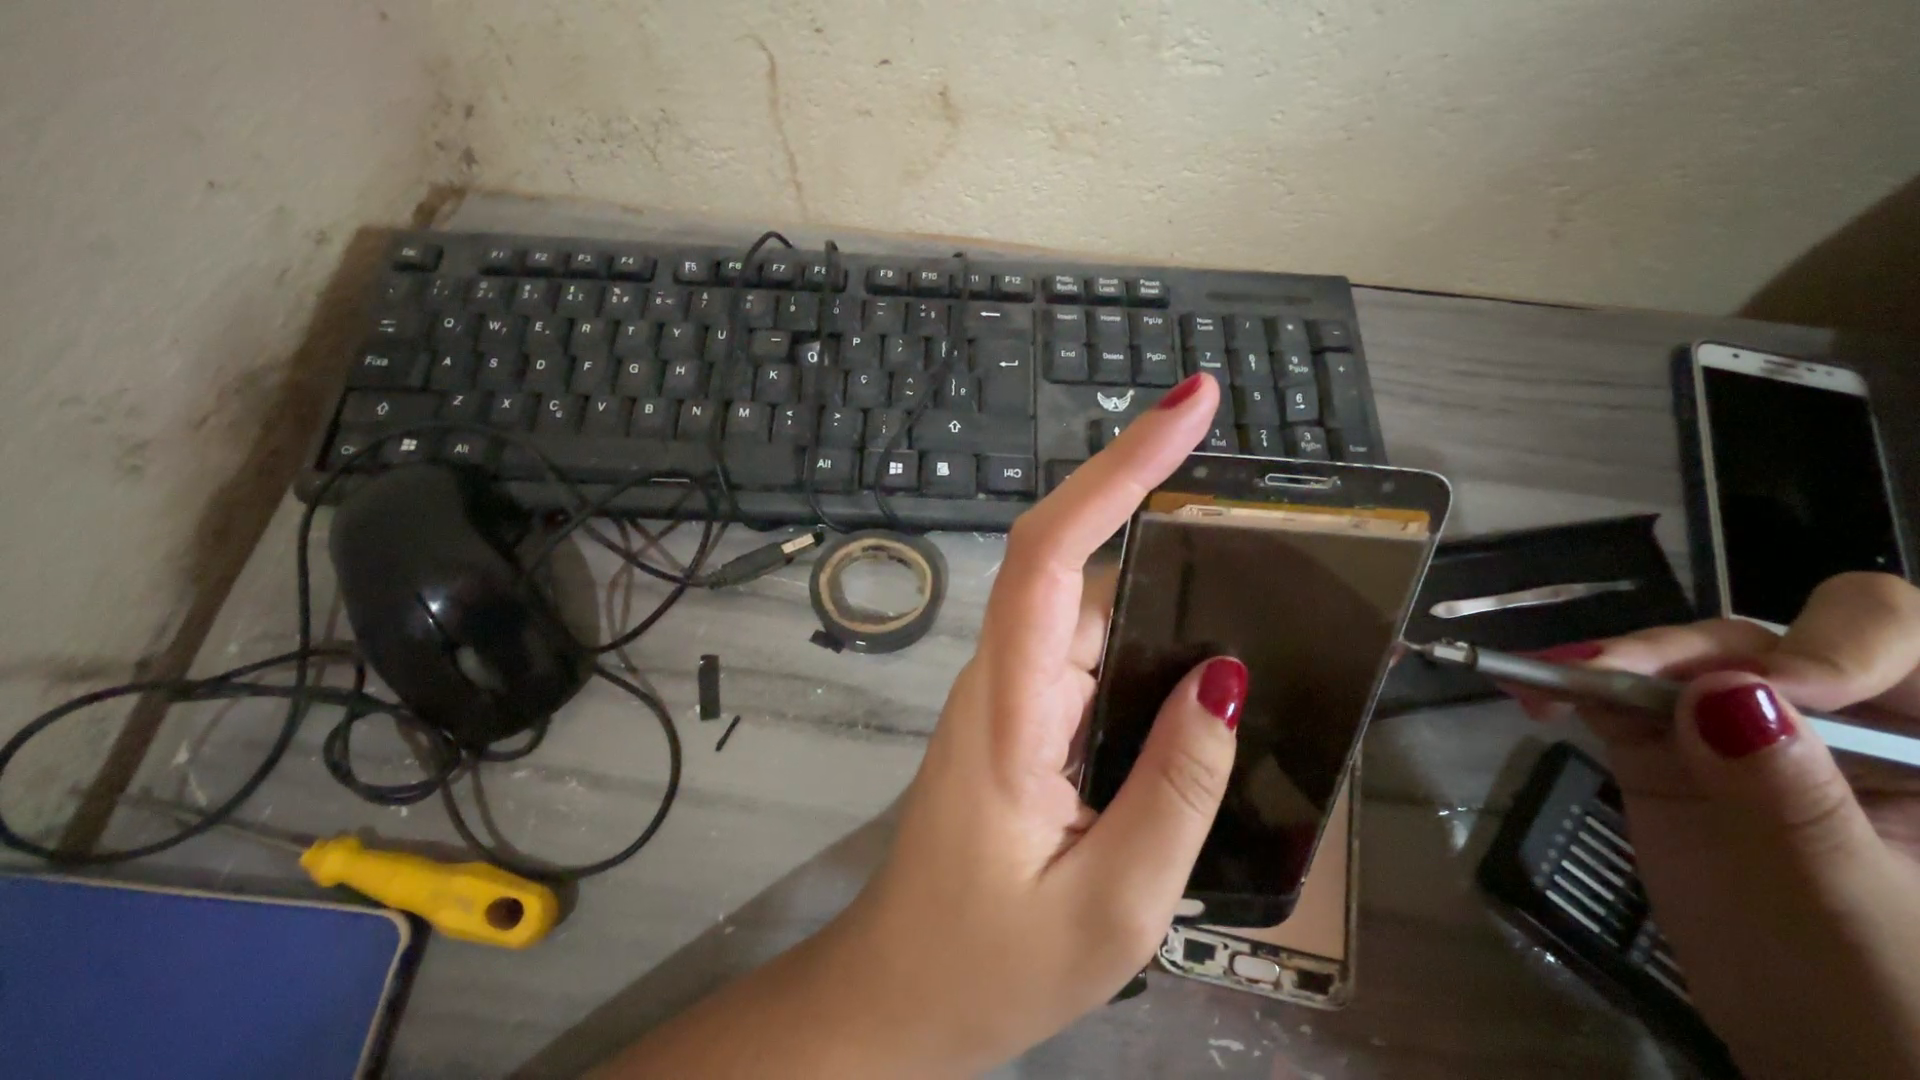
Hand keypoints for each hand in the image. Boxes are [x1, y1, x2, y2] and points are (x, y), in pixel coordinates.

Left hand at [598, 374, 1244, 1077]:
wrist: (901, 998)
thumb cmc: (988, 965)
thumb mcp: (1111, 905)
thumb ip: (1175, 791)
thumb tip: (1227, 680)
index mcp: (1008, 711)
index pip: (1050, 553)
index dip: (1118, 469)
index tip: (1189, 405)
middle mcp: (1004, 682)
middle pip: (1073, 565)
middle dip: (1155, 505)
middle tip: (1256, 493)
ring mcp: (1009, 701)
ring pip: (1088, 612)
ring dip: (1162, 581)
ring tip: (1257, 570)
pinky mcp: (1023, 725)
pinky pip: (1090, 659)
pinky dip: (1150, 640)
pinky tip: (1211, 663)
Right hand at [1522, 573, 1919, 1079]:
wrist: (1831, 1069)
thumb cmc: (1887, 1010)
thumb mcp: (1853, 911)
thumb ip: (1795, 802)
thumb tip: (1720, 691)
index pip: (1897, 639)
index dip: (1834, 644)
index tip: (1773, 693)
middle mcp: (1850, 723)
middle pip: (1772, 639)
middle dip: (1690, 650)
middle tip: (1614, 676)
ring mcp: (1758, 739)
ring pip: (1689, 664)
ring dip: (1621, 665)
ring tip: (1550, 683)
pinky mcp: (1681, 756)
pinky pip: (1630, 702)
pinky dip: (1581, 690)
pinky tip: (1539, 696)